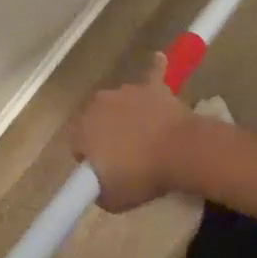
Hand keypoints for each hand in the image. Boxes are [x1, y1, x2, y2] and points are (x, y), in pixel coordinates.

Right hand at [68, 52, 196, 212]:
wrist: (179, 151)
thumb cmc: (141, 176)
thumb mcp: (110, 198)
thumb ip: (97, 189)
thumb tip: (99, 183)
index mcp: (82, 129)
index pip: (76, 144)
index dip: (89, 159)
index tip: (105, 172)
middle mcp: (99, 104)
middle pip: (96, 120)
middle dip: (105, 134)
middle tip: (125, 156)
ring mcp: (127, 91)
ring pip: (120, 103)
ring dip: (127, 115)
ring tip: (145, 134)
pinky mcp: (153, 87)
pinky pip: (152, 73)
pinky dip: (155, 68)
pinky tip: (158, 58)